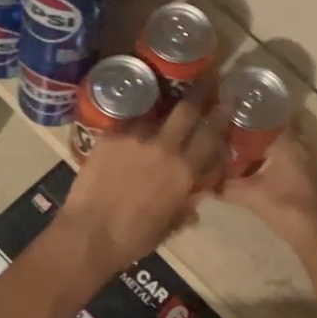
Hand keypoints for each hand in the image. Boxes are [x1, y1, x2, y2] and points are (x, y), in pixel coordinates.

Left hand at [50, 90, 227, 275]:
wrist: (89, 234)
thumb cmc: (133, 238)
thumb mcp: (169, 226)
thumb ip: (186, 208)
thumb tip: (195, 199)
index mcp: (184, 172)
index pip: (211, 136)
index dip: (221, 117)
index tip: (226, 103)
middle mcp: (164, 148)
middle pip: (187, 110)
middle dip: (200, 92)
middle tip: (208, 79)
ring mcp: (135, 139)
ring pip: (155, 114)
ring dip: (162, 110)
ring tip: (163, 103)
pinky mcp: (109, 137)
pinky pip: (127, 122)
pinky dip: (134, 123)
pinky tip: (132, 124)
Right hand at [218, 119, 316, 252]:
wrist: (315, 233)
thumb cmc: (283, 206)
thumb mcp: (247, 195)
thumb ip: (222, 185)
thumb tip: (200, 181)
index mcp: (286, 141)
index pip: (263, 116)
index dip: (243, 115)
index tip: (224, 116)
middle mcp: (299, 143)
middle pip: (271, 129)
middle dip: (250, 131)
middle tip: (226, 132)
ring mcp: (307, 158)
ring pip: (279, 143)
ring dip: (261, 146)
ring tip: (235, 148)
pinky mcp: (308, 172)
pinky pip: (285, 156)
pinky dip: (270, 158)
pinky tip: (253, 167)